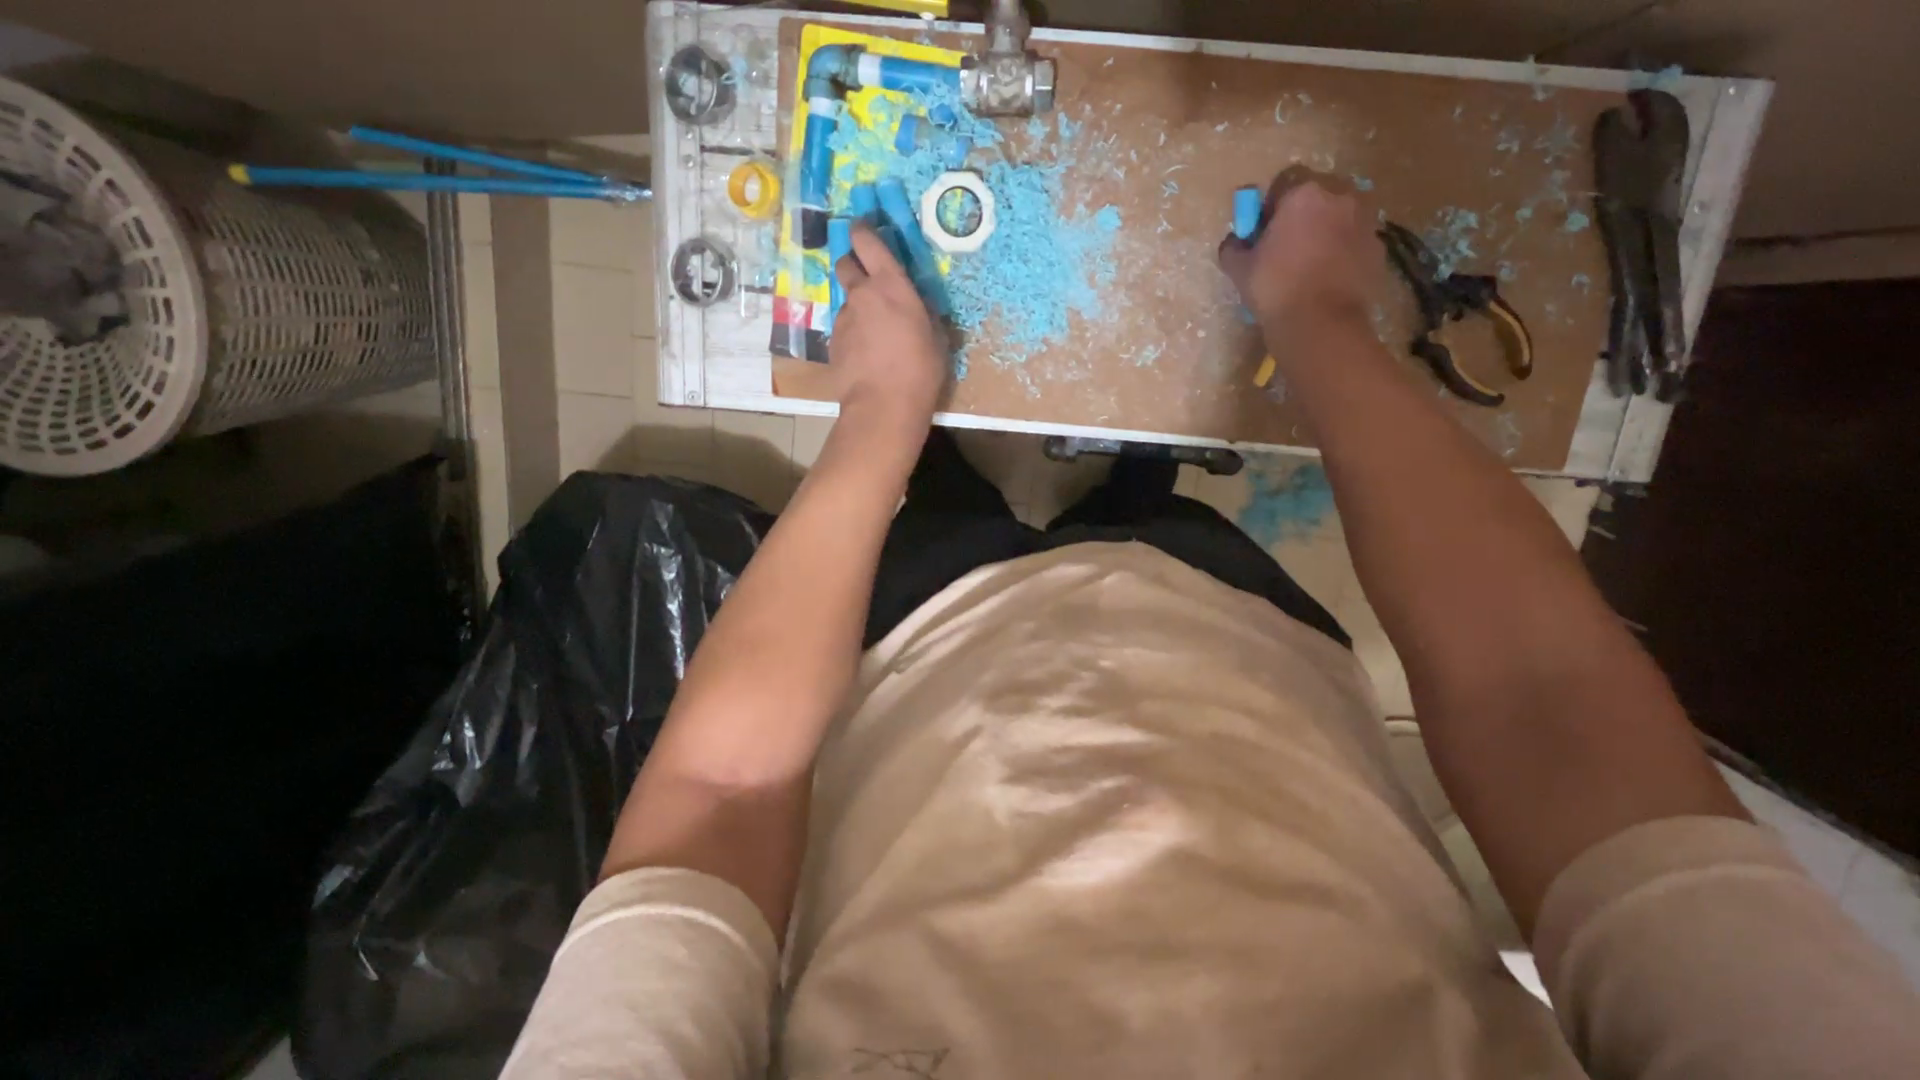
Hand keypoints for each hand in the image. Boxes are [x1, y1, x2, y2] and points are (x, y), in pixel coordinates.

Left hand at [830, 225, 948, 433]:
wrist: (883, 404)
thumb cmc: (921, 368)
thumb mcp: (936, 334)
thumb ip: (922, 310)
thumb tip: (915, 304)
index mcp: (890, 284)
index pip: (866, 240)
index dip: (862, 230)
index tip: (863, 227)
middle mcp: (861, 294)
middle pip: (845, 263)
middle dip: (853, 264)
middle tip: (868, 279)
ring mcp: (842, 318)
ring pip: (845, 300)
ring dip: (856, 306)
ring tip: (873, 330)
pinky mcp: (832, 343)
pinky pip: (843, 328)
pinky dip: (852, 333)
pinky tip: (866, 354)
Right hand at [1218, 172, 1382, 341]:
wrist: (1321, 323)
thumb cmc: (1275, 288)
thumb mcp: (1239, 269)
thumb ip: (1233, 247)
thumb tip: (1235, 242)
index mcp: (1304, 194)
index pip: (1285, 181)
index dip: (1271, 205)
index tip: (1265, 230)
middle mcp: (1340, 197)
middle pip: (1318, 194)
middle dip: (1304, 212)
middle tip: (1288, 244)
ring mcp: (1365, 221)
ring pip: (1341, 215)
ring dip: (1327, 229)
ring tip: (1312, 262)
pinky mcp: (1378, 247)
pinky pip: (1355, 239)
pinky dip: (1344, 250)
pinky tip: (1330, 277)